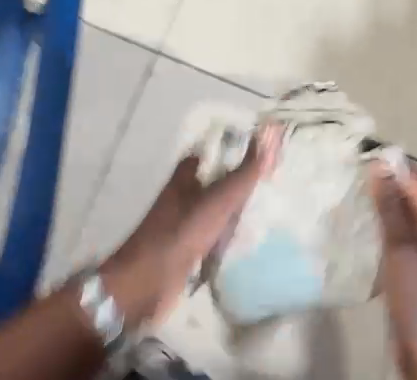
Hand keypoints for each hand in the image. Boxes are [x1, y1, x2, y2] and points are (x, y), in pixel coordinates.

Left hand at [100, 124, 282, 327]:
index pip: (216, 153)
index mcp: (187, 175)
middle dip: (242, 188)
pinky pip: (215, 239)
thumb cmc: (180, 233)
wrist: (145, 284)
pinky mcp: (187, 251)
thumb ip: (245, 171)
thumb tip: (272, 132)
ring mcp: (185, 224)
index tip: (266, 158)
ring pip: (219, 213)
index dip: (238, 152)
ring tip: (266, 217)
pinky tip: (248, 245)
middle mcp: (184, 195)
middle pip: (220, 183)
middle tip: (271, 191)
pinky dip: (229, 241)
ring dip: (238, 217)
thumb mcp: (219, 199)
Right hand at [370, 161, 416, 379]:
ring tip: (358, 193)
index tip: (363, 151)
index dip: (393, 165)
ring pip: (409, 215)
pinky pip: (406, 235)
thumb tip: (379, 165)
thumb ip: (391, 208)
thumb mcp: (402, 251)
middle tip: (357, 171)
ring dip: (388, 204)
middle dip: (391, 182)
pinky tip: (369, 226)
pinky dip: (389, 226)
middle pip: (416, 195)